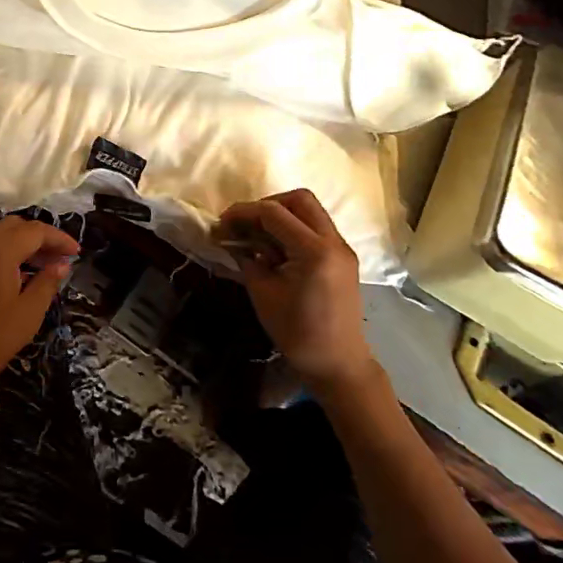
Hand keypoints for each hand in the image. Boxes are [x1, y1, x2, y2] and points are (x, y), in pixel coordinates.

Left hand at [0, 218, 79, 411]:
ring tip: (44, 267)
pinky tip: (18, 274)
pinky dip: (6, 252)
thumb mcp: (28, 314)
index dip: (58, 238)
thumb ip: (47, 283)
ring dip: (23, 244)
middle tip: (60, 258)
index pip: (34, 231)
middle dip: (40, 237)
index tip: (76, 253)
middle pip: (15, 226)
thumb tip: (62, 265)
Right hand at [219, 190, 380, 392]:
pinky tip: (274, 249)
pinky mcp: (342, 258)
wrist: (338, 364)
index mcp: (314, 251)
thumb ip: (248, 259)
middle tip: (243, 224)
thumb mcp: (263, 293)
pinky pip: (315, 228)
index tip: (221, 225)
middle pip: (299, 199)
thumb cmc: (297, 333)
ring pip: (309, 211)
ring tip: (256, 236)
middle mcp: (333, 242)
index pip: (273, 213)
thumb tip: (232, 241)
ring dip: (280, 215)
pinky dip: (292, 228)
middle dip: (266, 205)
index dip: (242, 213)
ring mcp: (341, 249)